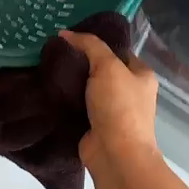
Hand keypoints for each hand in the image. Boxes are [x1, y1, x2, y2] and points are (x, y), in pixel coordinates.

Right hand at [61, 30, 159, 169]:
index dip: (96, 42)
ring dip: (71, 81)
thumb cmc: (119, 106)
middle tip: (55, 50)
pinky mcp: (95, 125)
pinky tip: (49, 88)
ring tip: (47, 66)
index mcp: (141, 75)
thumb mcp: (107, 66)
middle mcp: (130, 91)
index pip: (118, 50)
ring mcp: (113, 110)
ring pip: (88, 87)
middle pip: (101, 68)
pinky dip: (66, 99)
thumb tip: (64, 33)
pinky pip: (78, 105)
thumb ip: (89, 45)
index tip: (71, 36)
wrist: (115, 155)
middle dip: (80, 61)